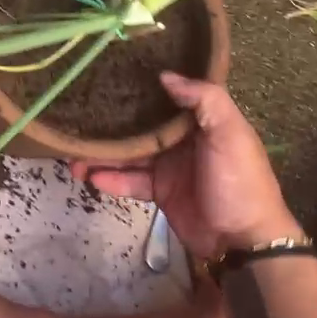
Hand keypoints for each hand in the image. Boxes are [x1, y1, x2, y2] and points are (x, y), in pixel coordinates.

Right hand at [72, 72, 297, 260]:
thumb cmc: (238, 182)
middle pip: (136, 128)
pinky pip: (128, 181)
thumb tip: (163, 75)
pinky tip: (91, 178)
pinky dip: (110, 180)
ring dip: (100, 156)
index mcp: (199, 123)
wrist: (243, 242)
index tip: (102, 80)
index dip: (134, 91)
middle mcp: (180, 141)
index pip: (161, 100)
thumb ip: (204, 101)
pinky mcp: (159, 191)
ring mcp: (167, 167)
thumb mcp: (231, 136)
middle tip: (75, 125)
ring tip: (73, 159)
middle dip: (106, 128)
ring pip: (127, 155)